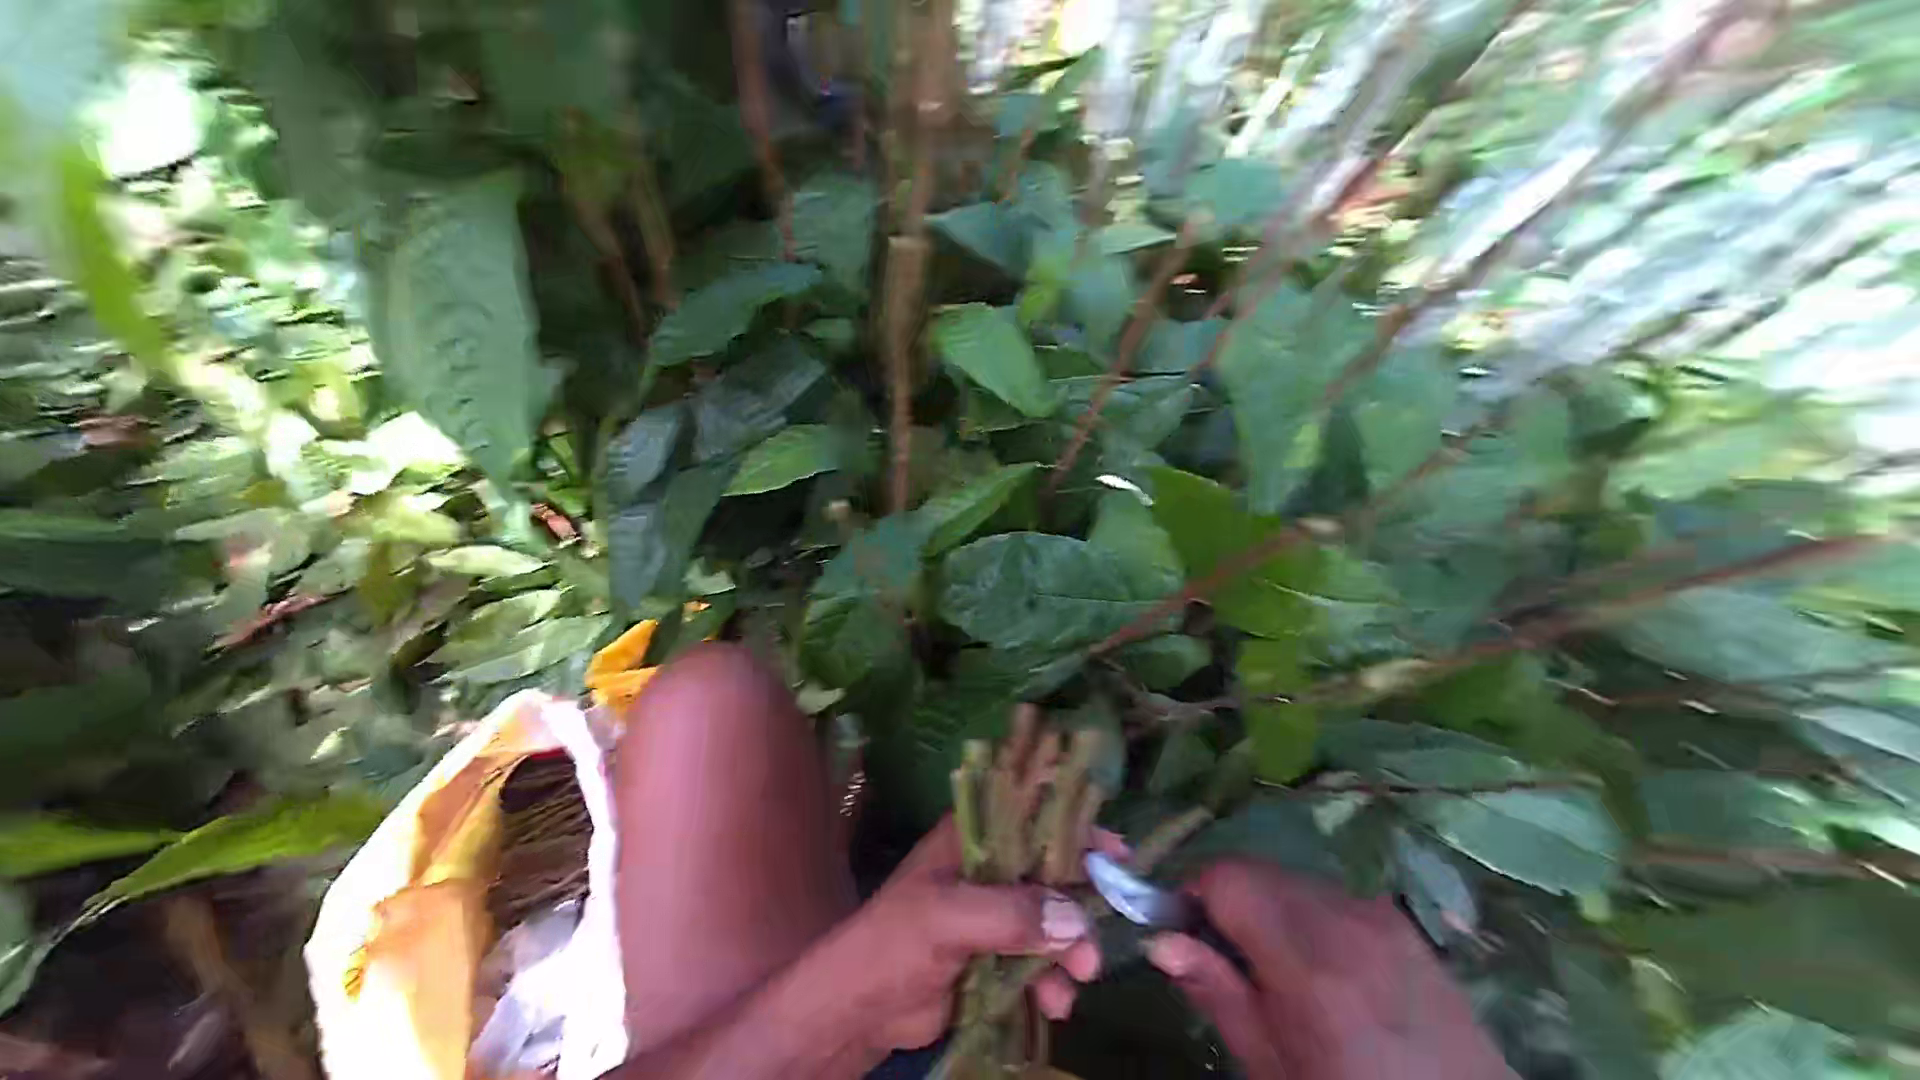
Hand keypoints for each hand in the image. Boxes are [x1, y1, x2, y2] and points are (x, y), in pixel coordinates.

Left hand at [804, 818, 1102, 1068]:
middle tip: (1096, 944)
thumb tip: (1074, 919)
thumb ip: (1010, 914)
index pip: (1032, 816)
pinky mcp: (994, 953)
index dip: (1075, 829)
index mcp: (972, 838)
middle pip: (1050, 872)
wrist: (861, 1008)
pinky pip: (1039, 958)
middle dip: (1079, 906)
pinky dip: (1052, 979)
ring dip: (1069, 950)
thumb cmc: (895, 942)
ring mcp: (992, 911)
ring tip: (1075, 984)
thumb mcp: (948, 919)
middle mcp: (987, 867)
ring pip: (1050, 919)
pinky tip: (1053, 1005)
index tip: (1115, 855)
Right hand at [1146, 860, 1513, 1079]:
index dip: (1193, 895)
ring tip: (1275, 962)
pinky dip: (1305, 911)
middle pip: (1255, 870)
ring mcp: (1380, 915)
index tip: (1186, 930)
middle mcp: (1344, 920)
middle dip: (1227, 898)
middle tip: (1224, 952)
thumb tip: (1159, 940)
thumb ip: (1218, 994)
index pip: (1226, 877)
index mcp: (1308, 962)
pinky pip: (1329, 893)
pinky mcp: (1402, 922)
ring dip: (1265, 902)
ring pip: (1289, 877)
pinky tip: (1320, 962)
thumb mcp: (1274, 1069)